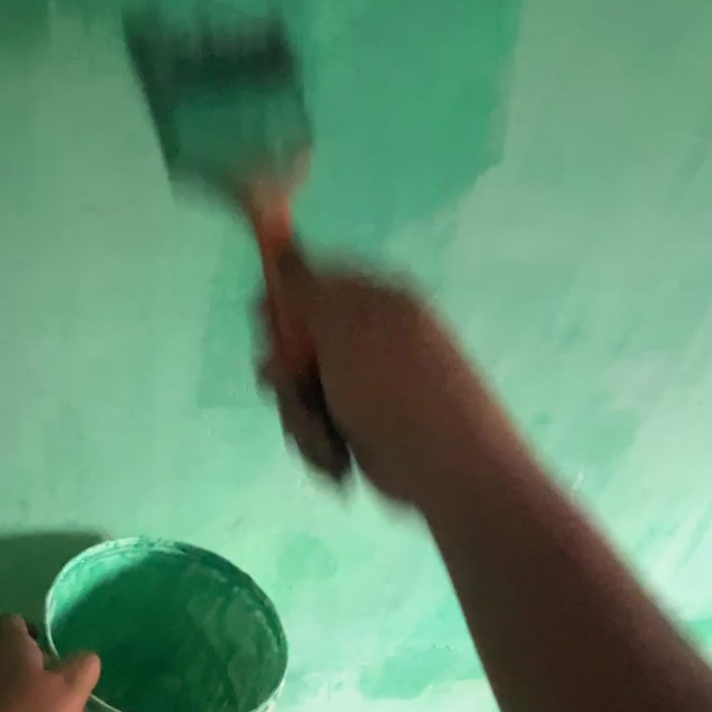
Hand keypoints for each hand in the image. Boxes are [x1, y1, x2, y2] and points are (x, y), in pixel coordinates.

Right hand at [260, 253, 522, 505]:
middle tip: (297, 390)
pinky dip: (321, 444)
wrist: (446, 467)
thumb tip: (281, 244)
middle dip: (287, 377)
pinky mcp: (361, 426)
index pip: (313, 283)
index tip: (265, 324)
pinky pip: (317, 425)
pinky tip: (339, 459)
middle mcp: (369, 340)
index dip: (283, 303)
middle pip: (296, 344)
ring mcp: (366, 385)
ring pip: (300, 392)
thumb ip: (306, 287)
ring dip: (302, 420)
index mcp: (375, 302)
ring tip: (328, 440)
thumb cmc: (393, 391)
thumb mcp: (343, 327)